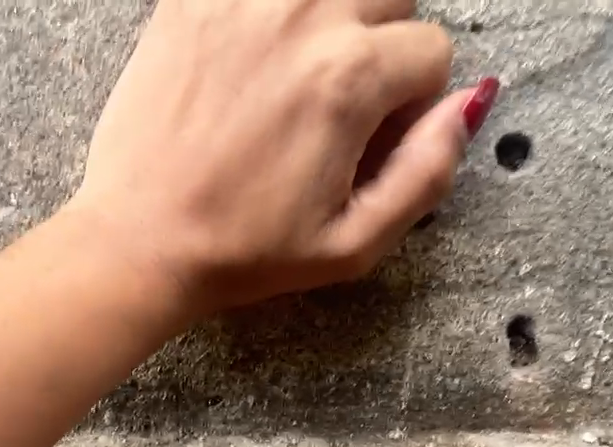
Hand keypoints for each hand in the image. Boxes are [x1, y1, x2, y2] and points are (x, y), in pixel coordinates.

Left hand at [66, 0, 497, 315]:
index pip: (431, 52)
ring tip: (295, 80)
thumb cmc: (241, 254)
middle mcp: (301, 16)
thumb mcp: (351, 246)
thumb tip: (470, 106)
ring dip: (332, 21)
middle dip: (380, 49)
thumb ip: (426, 174)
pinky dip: (269, 15)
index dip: (412, 104)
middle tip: (338, 108)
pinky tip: (254, 59)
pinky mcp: (190, 0)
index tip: (373, 140)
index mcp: (348, 78)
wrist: (142, 244)